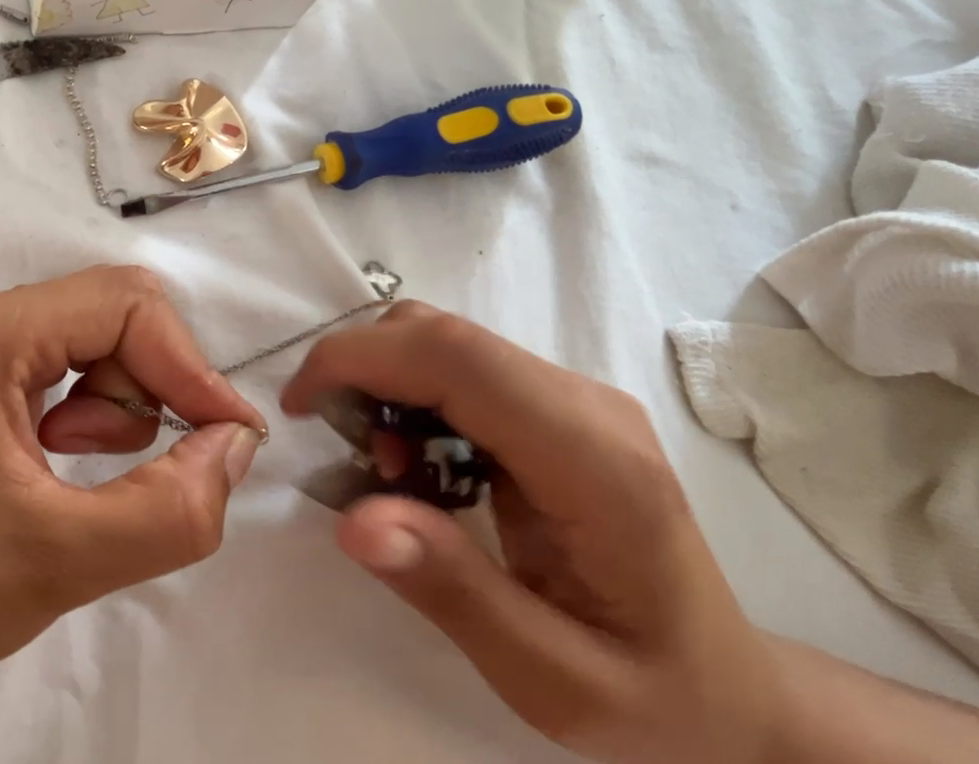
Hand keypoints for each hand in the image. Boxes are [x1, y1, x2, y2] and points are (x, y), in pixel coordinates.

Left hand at [0, 266, 266, 691]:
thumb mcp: (63, 559)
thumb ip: (171, 507)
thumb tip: (235, 444)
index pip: (126, 306)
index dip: (192, 369)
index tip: (230, 442)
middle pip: (112, 316)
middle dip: (151, 387)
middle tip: (147, 463)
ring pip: (92, 344)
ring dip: (114, 406)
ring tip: (75, 470)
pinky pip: (60, 371)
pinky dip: (84, 415)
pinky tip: (54, 464)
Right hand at [282, 302, 785, 763]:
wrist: (730, 691)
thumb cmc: (650, 693)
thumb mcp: (553, 681)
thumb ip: (454, 593)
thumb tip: (352, 520)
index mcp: (594, 464)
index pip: (457, 359)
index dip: (360, 359)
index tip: (299, 409)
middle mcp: (587, 407)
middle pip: (442, 336)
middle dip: (361, 374)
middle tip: (345, 459)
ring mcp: (575, 402)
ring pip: (443, 345)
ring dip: (383, 391)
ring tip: (387, 478)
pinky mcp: (557, 410)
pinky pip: (457, 373)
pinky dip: (408, 404)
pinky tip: (418, 472)